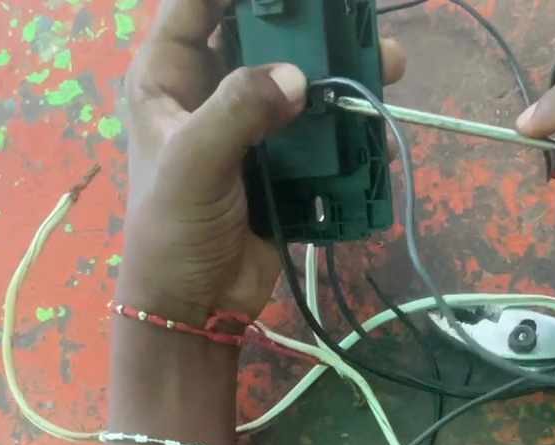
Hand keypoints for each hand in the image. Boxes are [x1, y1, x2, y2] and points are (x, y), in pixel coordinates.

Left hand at [119, 0, 405, 321]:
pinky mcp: (279, 174)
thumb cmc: (174, 228)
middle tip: (352, 22)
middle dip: (305, 30)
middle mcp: (209, 96)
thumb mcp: (194, 160)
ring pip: (297, 92)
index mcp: (169, 79)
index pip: (197, 6)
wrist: (196, 306)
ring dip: (338, 83)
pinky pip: (316, 146)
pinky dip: (345, 141)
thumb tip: (298, 79)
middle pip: (260, 42)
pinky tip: (373, 135)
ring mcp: (249, 136)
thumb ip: (240, 110)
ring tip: (385, 69)